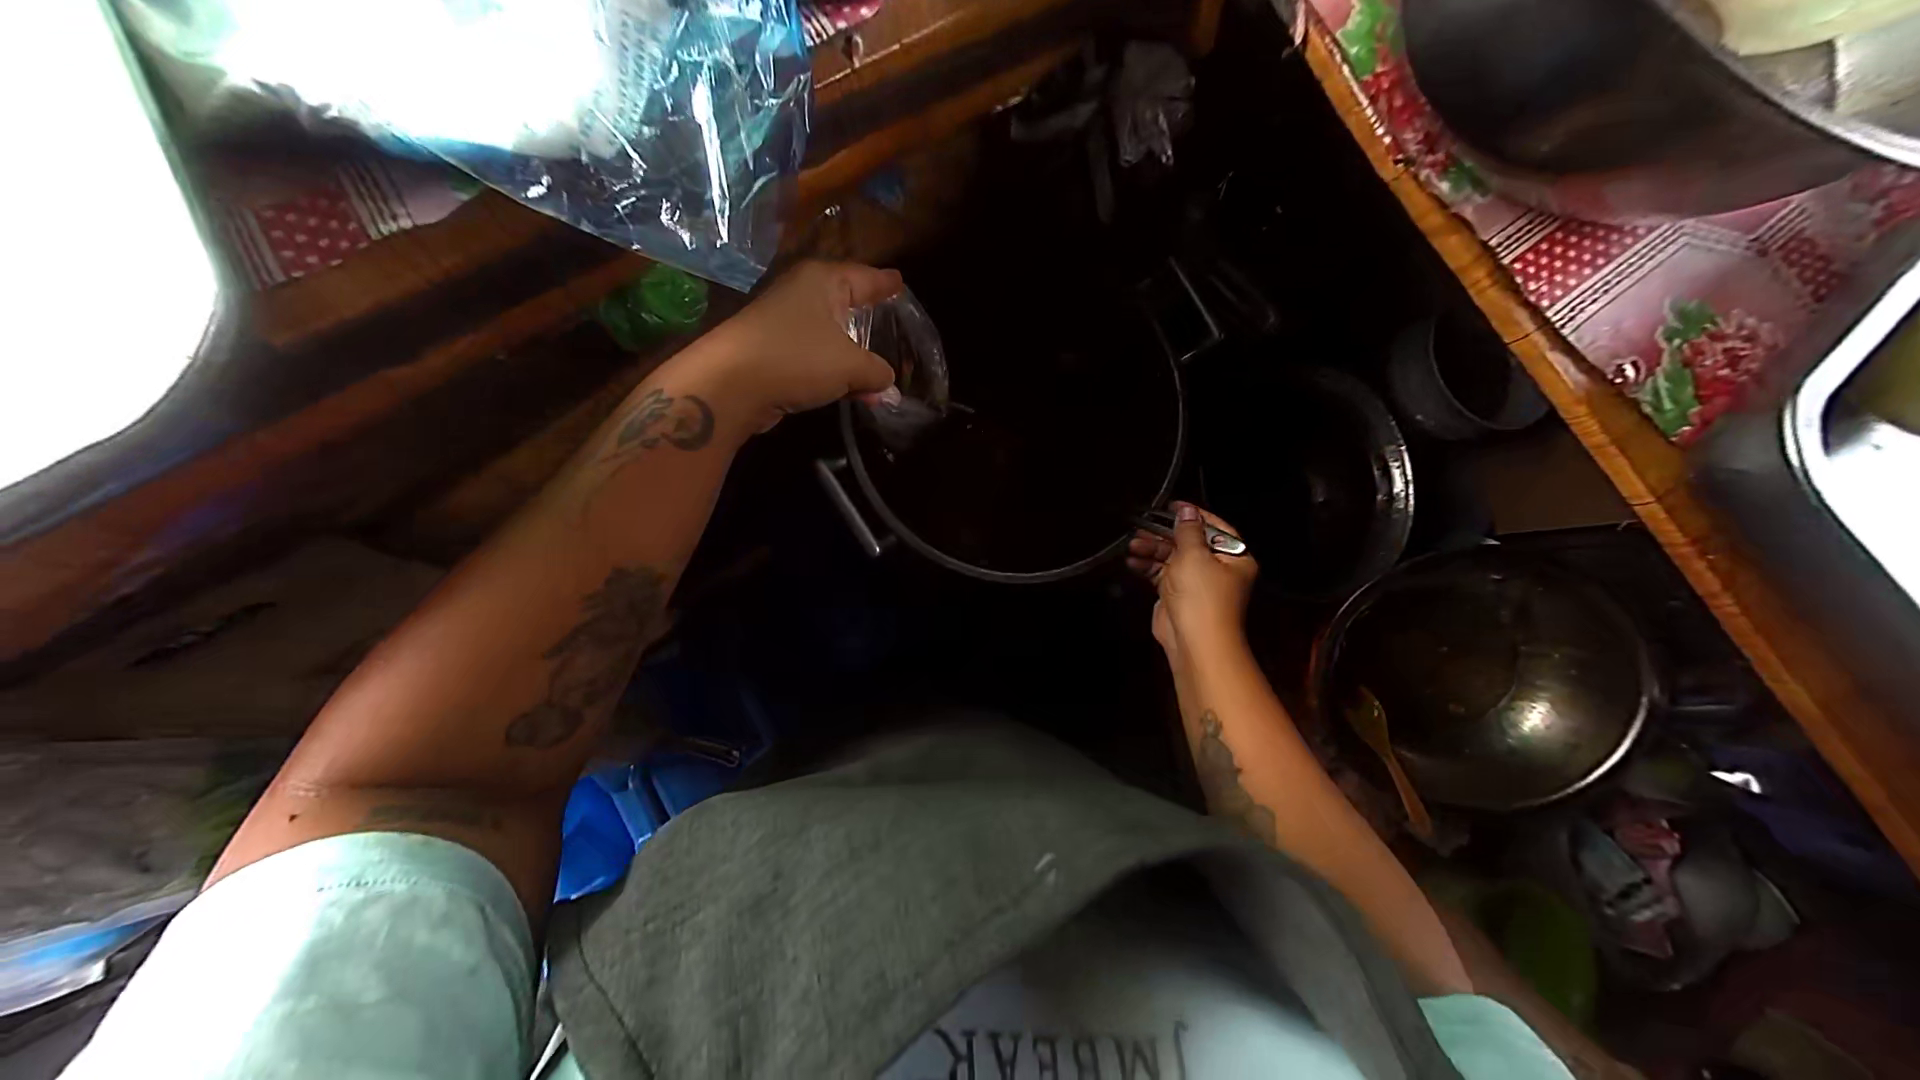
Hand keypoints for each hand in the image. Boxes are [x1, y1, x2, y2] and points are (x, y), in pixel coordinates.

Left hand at [694, 260, 902, 430]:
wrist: (731, 384)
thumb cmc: (797, 358)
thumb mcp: (850, 366)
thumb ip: (877, 372)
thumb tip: (888, 385)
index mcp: (824, 280)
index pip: (866, 277)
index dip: (887, 284)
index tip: (901, 284)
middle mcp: (803, 294)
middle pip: (848, 304)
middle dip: (872, 320)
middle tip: (898, 328)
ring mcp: (786, 322)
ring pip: (832, 335)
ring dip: (855, 354)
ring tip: (882, 368)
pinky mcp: (776, 351)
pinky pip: (818, 356)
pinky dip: (836, 370)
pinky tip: (854, 388)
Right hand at [1127, 502, 1257, 666]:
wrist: (1194, 641)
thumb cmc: (1202, 596)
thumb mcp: (1195, 555)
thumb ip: (1187, 530)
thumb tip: (1186, 510)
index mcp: (1234, 557)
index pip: (1214, 527)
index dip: (1193, 515)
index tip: (1172, 506)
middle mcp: (1218, 568)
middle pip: (1189, 543)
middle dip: (1165, 535)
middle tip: (1142, 527)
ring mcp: (1196, 583)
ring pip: (1172, 558)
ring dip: (1152, 550)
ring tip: (1133, 545)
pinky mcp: (1177, 596)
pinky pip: (1161, 575)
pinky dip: (1148, 567)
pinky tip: (1133, 561)